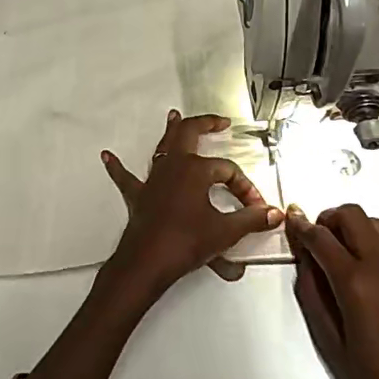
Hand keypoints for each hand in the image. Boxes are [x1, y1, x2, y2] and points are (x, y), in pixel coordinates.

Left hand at [100, 110, 284, 298]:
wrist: (149, 261)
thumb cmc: (185, 243)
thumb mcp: (226, 232)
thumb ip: (251, 220)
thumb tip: (272, 214)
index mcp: (196, 169)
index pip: (228, 171)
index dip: (244, 187)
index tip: (255, 208)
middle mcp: (173, 166)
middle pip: (190, 134)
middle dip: (205, 124)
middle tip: (219, 122)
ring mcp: (154, 179)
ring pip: (162, 147)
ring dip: (170, 131)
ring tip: (173, 116)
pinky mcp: (139, 195)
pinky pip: (126, 177)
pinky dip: (117, 167)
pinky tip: (106, 157)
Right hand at [287, 205, 378, 378]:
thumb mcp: (330, 342)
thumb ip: (312, 295)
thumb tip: (306, 267)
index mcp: (357, 284)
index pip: (321, 236)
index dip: (301, 226)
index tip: (292, 223)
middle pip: (353, 215)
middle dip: (327, 218)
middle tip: (311, 234)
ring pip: (374, 225)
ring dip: (350, 227)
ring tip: (332, 249)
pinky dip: (366, 243)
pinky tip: (354, 268)